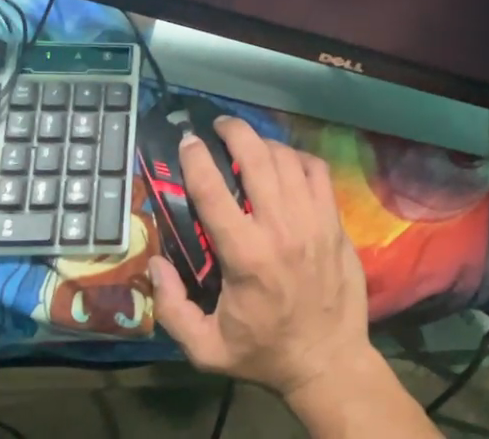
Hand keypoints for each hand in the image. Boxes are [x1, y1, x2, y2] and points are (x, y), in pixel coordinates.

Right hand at [148, 117, 374, 398]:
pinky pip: (318, 171)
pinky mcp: (334, 222)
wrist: (329, 363)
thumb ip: (172, 308)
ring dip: (264, 142)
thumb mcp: (206, 348)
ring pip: (287, 159)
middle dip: (234, 131)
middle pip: (256, 158)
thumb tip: (153, 264)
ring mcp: (313, 221)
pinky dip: (298, 157)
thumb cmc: (263, 353)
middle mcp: (281, 229)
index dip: (196, 159)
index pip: (214, 192)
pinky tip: (285, 160)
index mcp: (246, 256)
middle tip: (219, 125)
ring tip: (249, 142)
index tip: (187, 140)